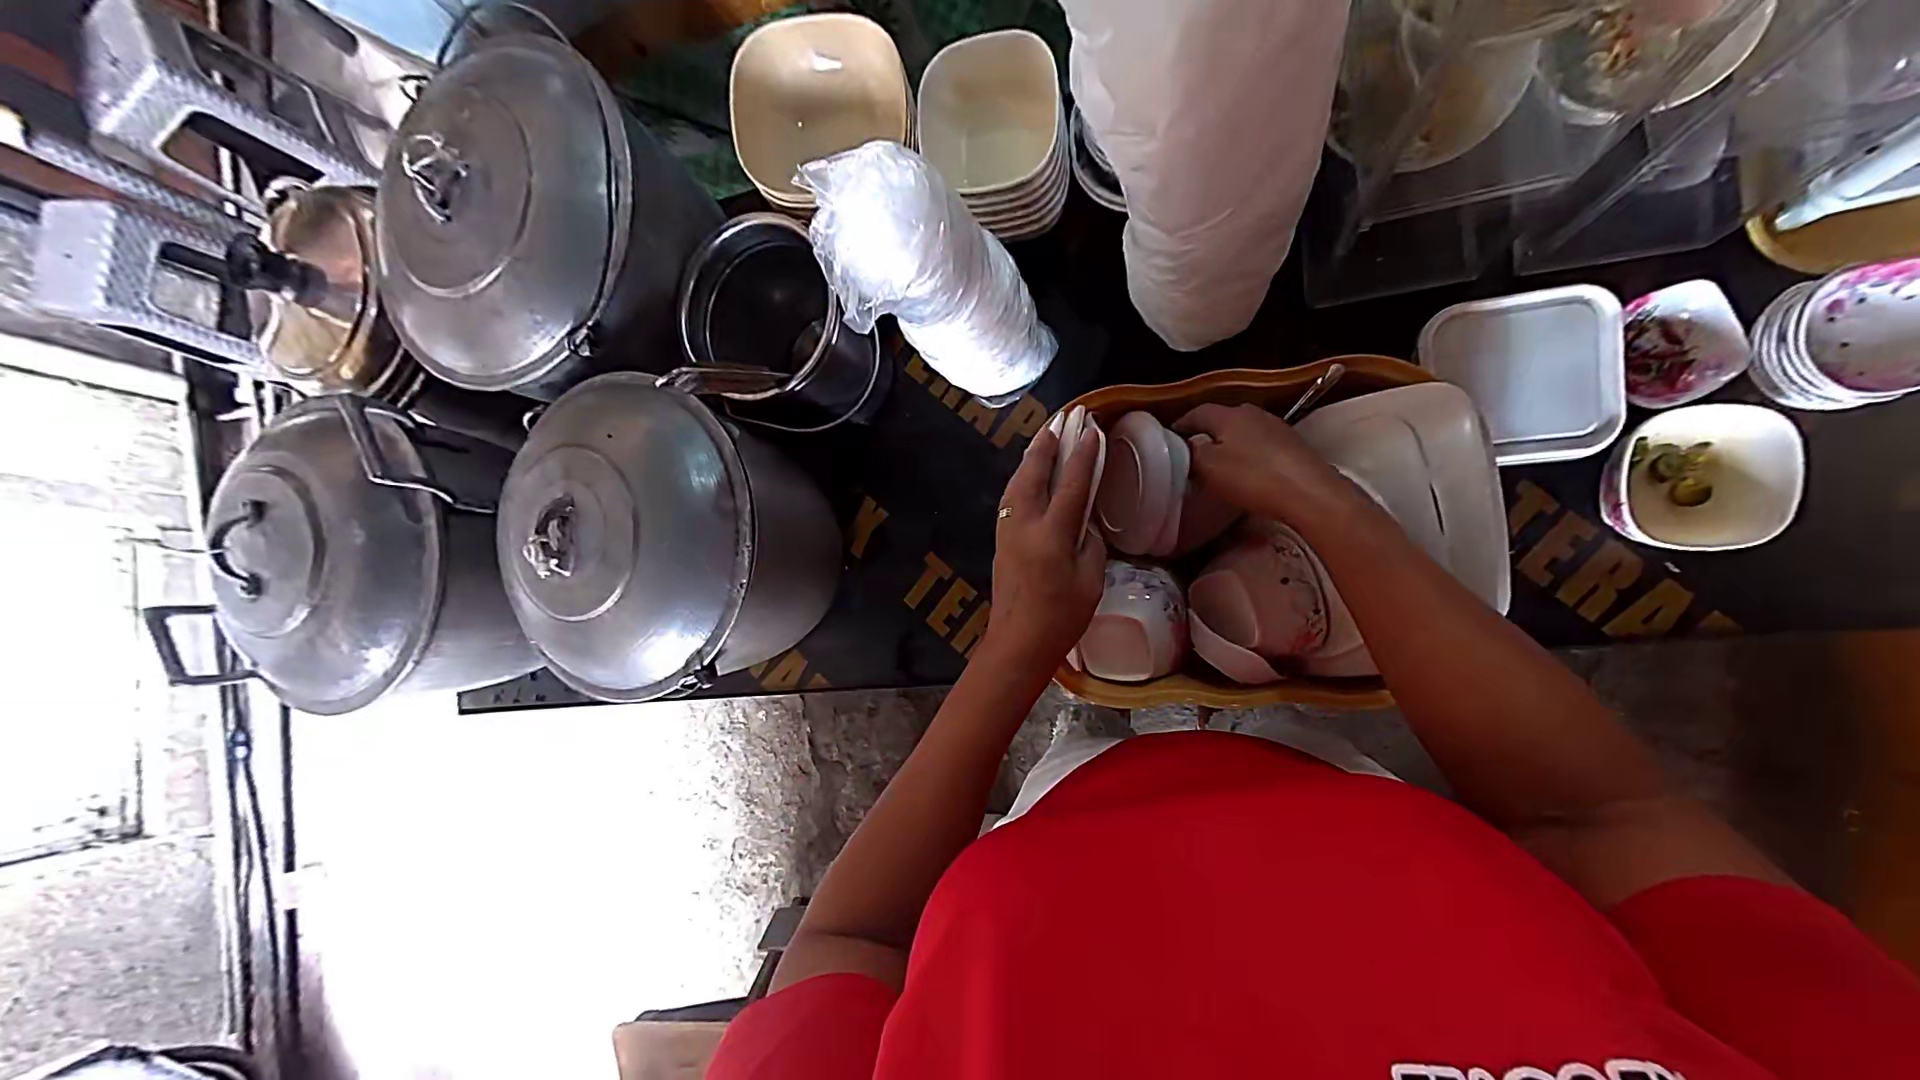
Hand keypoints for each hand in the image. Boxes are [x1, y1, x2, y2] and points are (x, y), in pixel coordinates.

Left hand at [983, 425, 1106, 667]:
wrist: (1018, 642)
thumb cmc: (1062, 617)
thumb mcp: (1091, 579)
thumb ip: (1091, 543)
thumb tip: (1084, 521)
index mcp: (1053, 534)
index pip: (1072, 483)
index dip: (1083, 454)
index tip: (1092, 429)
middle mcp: (1025, 525)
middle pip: (1035, 473)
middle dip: (1049, 443)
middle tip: (1062, 420)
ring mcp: (1008, 531)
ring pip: (1018, 483)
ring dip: (1031, 457)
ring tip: (1044, 438)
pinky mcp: (1000, 540)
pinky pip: (1011, 498)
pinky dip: (1022, 478)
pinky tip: (1028, 474)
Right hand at [1173, 402, 1362, 526]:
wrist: (1309, 493)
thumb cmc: (1252, 477)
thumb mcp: (1209, 467)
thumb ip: (1193, 452)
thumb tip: (1190, 444)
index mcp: (1228, 415)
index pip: (1197, 413)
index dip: (1181, 425)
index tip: (1169, 439)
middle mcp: (1253, 413)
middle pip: (1221, 420)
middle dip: (1206, 433)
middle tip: (1192, 454)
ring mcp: (1277, 427)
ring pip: (1243, 431)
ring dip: (1228, 444)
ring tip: (1218, 464)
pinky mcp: (1293, 445)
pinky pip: (1260, 445)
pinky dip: (1248, 454)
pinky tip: (1246, 471)